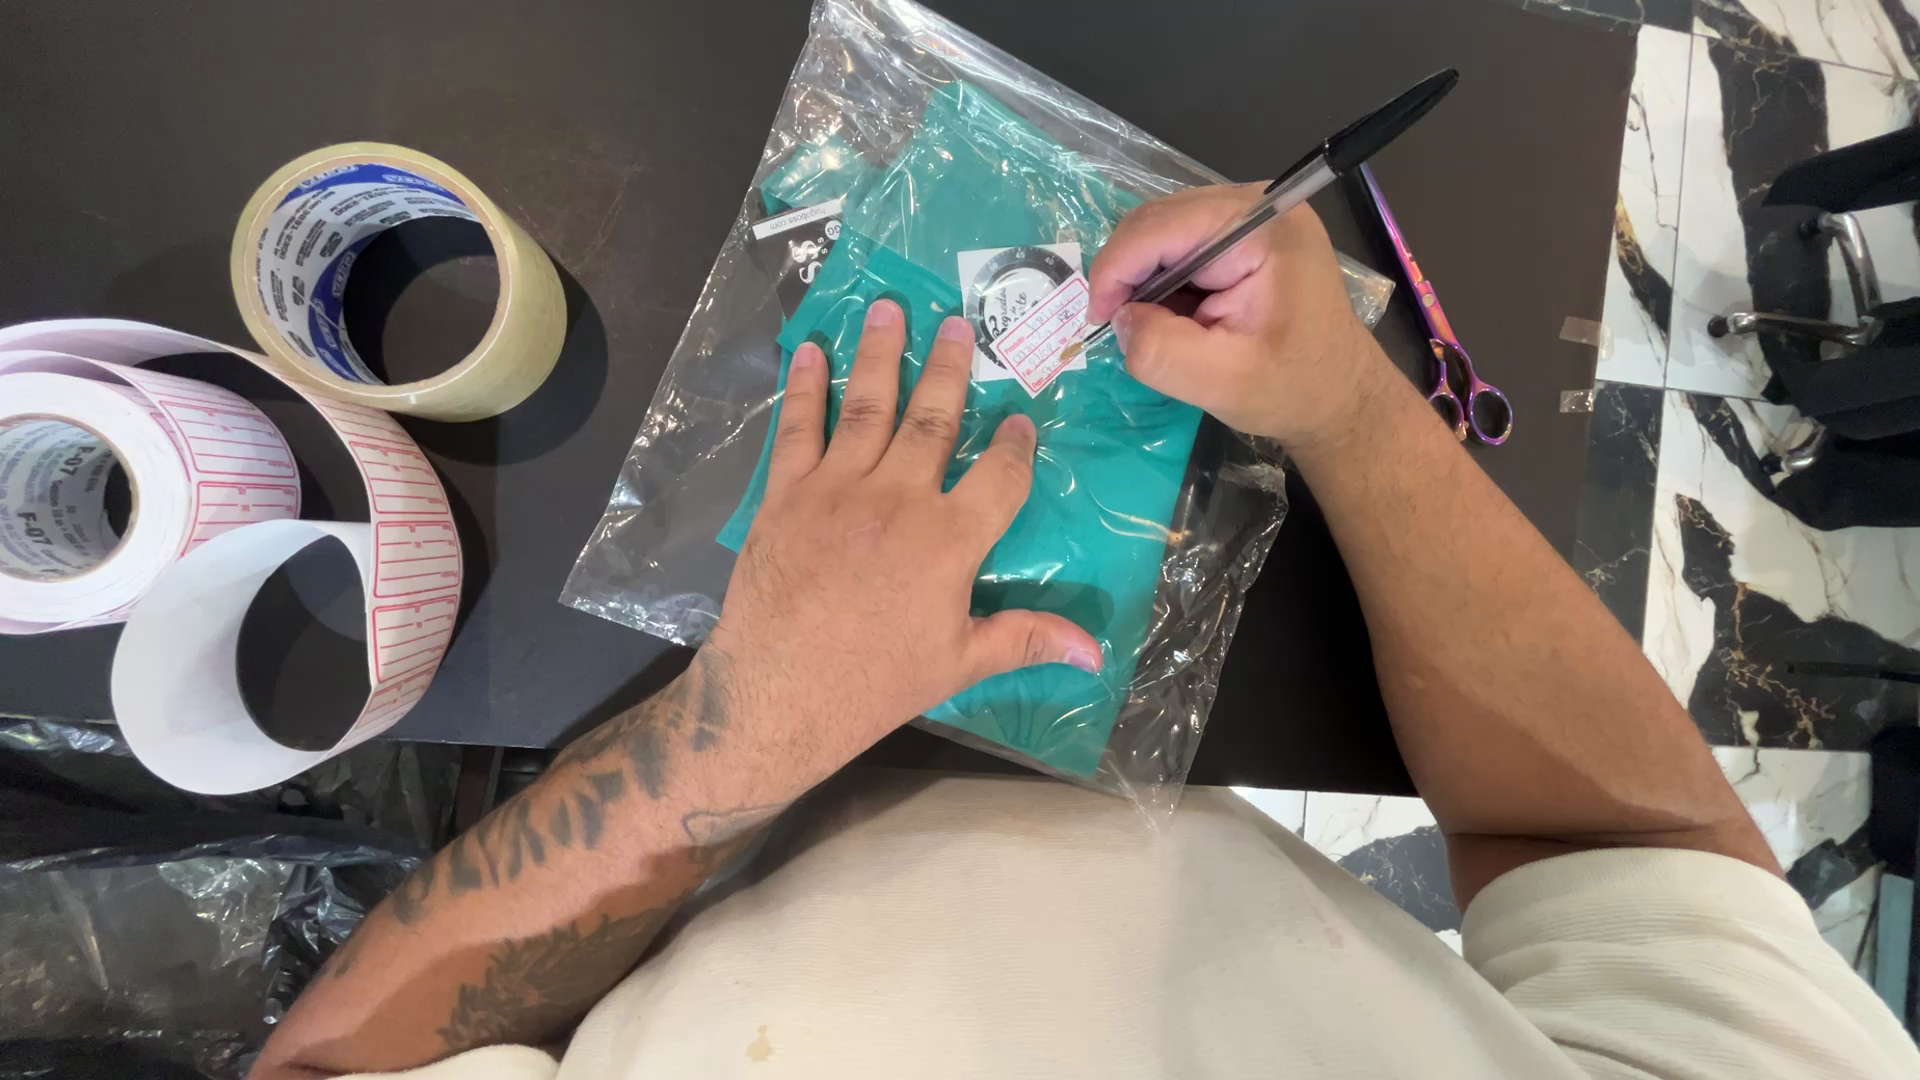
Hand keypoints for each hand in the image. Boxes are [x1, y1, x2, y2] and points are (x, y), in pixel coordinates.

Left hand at [709, 298, 1102, 769]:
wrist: (778, 694)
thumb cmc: (875, 683)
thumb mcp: (960, 663)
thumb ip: (1026, 640)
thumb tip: (1096, 653)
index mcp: (950, 539)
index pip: (1000, 476)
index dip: (1016, 446)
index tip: (1022, 419)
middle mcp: (899, 498)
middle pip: (934, 420)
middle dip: (950, 370)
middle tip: (958, 325)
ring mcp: (838, 489)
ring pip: (868, 407)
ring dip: (882, 355)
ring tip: (891, 309)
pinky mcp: (787, 495)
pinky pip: (798, 429)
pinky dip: (805, 389)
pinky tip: (810, 353)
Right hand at [1088, 185, 1395, 448]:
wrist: (1338, 397)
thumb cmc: (1291, 390)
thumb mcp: (1220, 381)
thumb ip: (1160, 350)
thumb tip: (1120, 319)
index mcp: (1261, 229)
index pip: (1161, 226)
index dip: (1115, 269)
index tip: (1097, 320)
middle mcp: (1257, 208)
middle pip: (1157, 221)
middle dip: (1126, 274)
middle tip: (1118, 327)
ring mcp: (1250, 220)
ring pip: (1162, 235)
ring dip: (1141, 280)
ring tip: (1149, 327)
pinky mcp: (1242, 241)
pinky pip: (1178, 250)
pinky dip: (1159, 283)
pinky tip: (1170, 318)